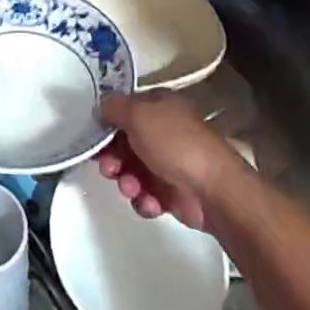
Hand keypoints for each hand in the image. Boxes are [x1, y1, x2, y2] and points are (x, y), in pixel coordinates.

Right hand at [96, 90, 242, 230]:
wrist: (215, 191)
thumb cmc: (175, 143)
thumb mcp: (137, 113)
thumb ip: (112, 107)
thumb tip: (101, 109)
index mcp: (161, 107)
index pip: (125, 110)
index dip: (107, 123)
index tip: (94, 137)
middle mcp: (165, 132)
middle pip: (124, 143)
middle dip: (112, 158)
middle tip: (110, 168)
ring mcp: (170, 163)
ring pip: (131, 171)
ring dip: (126, 181)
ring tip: (132, 189)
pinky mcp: (173, 192)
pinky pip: (145, 194)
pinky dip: (143, 199)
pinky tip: (151, 202)